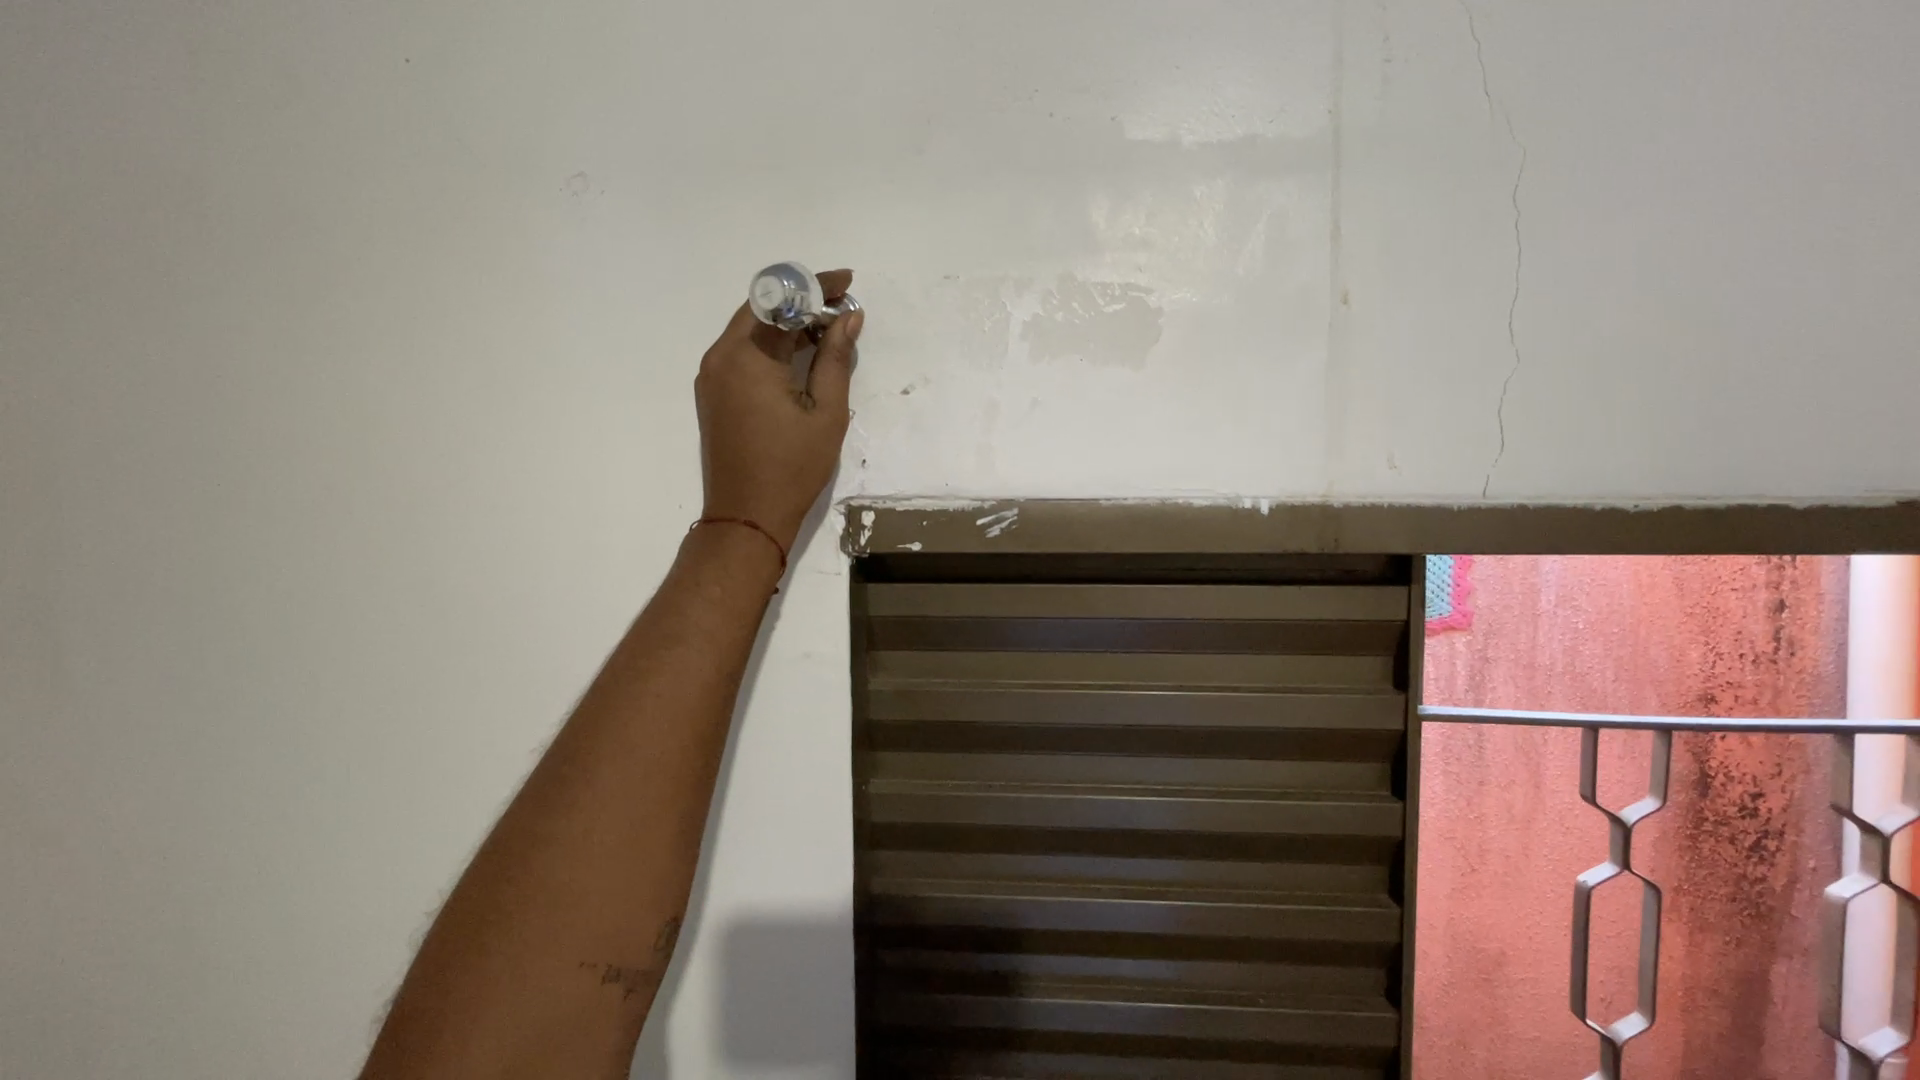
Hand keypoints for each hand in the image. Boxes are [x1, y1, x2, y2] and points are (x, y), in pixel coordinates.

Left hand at [695, 268, 862, 551]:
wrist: (747, 517)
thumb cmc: (793, 468)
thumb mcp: (827, 412)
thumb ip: (836, 358)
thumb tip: (848, 318)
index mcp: (747, 357)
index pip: (781, 300)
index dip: (816, 286)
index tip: (848, 283)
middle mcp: (720, 357)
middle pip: (762, 310)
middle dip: (802, 303)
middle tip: (841, 308)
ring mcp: (711, 377)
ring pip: (750, 331)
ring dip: (786, 325)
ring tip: (827, 332)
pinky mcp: (712, 394)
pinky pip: (741, 354)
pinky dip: (770, 347)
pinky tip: (799, 357)